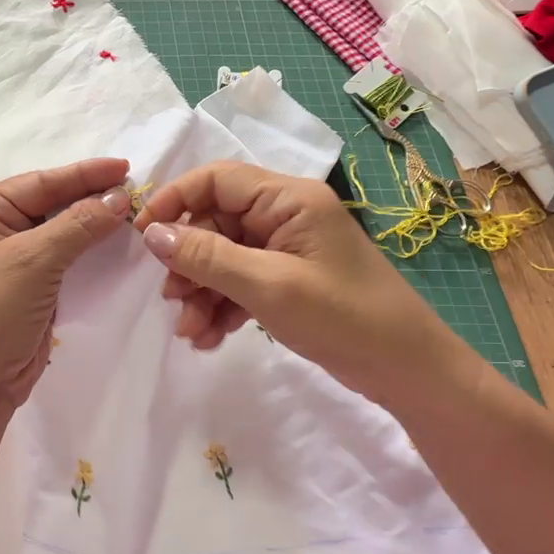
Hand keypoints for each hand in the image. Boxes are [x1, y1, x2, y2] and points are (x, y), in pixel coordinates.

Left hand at [0, 158, 133, 416]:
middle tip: (138, 188)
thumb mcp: (33, 261)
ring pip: (63, 229)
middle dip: (92, 195)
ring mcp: (16, 258)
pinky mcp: (35, 285)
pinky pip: (68, 256)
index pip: (40, 182)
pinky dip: (92, 248)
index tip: (125, 167)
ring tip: (135, 209)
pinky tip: (119, 240)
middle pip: (53, 202)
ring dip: (96, 221)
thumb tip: (120, 197)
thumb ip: (78, 224)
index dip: (83, 174)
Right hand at [132, 161, 477, 405]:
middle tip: (170, 298)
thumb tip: (152, 235)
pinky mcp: (289, 279)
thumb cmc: (344, 318)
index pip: (216, 179)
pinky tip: (207, 337)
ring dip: (201, 290)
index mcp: (288, 198)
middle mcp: (285, 214)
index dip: (175, 200)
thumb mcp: (269, 287)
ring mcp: (287, 248)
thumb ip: (207, 257)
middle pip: (215, 221)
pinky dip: (222, 305)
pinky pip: (241, 280)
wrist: (411, 374)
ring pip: (223, 255)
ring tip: (188, 330)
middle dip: (188, 260)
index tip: (143, 235)